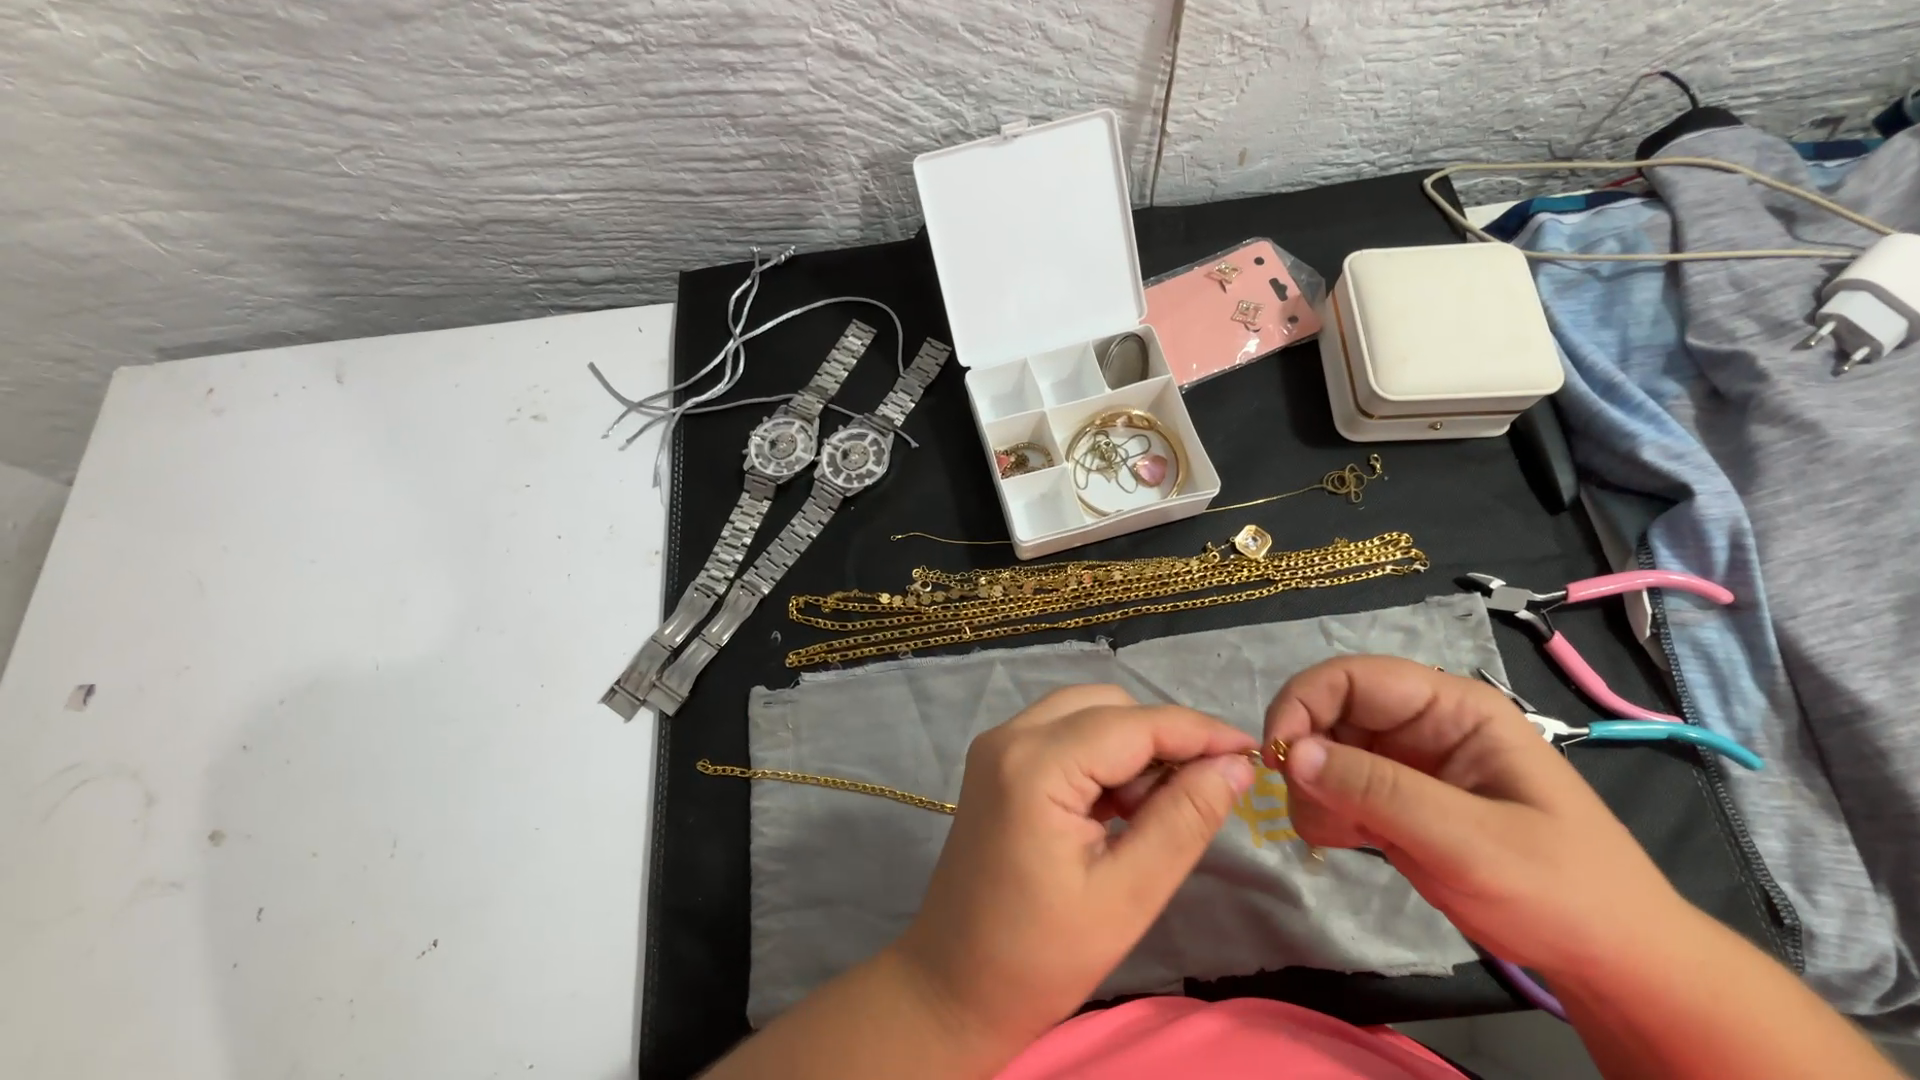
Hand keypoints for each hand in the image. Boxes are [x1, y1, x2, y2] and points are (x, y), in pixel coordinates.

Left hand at [891, 684, 1256, 1057]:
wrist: (953, 985)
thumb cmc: (1041, 956)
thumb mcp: (1128, 895)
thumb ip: (1184, 820)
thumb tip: (1234, 765)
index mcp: (1034, 766)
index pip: (1135, 723)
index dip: (1199, 732)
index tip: (1253, 752)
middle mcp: (1009, 737)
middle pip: (1108, 706)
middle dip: (1161, 740)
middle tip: (1193, 798)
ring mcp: (996, 746)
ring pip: (1086, 713)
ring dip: (1131, 747)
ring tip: (1150, 814)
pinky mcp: (996, 764)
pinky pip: (1062, 734)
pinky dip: (1099, 757)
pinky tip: (1116, 810)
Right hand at [1263, 656, 1685, 978]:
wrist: (1605, 958)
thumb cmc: (1557, 888)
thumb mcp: (1470, 840)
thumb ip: (1378, 791)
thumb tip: (1289, 753)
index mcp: (1452, 708)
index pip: (1353, 677)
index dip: (1303, 702)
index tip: (1276, 758)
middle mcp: (1420, 725)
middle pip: (1329, 712)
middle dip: (1304, 755)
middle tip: (1309, 807)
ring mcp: (1404, 764)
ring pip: (1320, 752)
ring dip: (1310, 790)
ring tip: (1338, 836)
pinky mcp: (1391, 802)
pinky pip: (1331, 789)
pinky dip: (1321, 812)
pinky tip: (1346, 843)